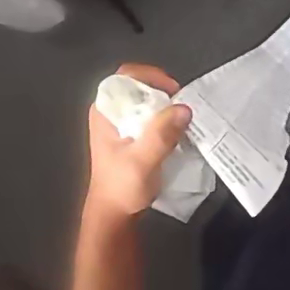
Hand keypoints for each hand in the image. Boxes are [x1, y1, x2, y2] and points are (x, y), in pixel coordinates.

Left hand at [84, 64, 190, 224]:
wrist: (115, 214)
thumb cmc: (122, 187)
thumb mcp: (142, 161)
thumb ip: (160, 135)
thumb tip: (183, 109)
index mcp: (104, 111)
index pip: (125, 76)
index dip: (149, 75)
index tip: (172, 90)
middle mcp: (111, 112)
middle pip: (139, 86)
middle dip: (162, 92)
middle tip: (183, 106)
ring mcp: (121, 124)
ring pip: (147, 102)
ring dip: (167, 107)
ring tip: (184, 119)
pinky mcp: (133, 135)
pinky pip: (152, 117)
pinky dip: (166, 120)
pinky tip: (179, 131)